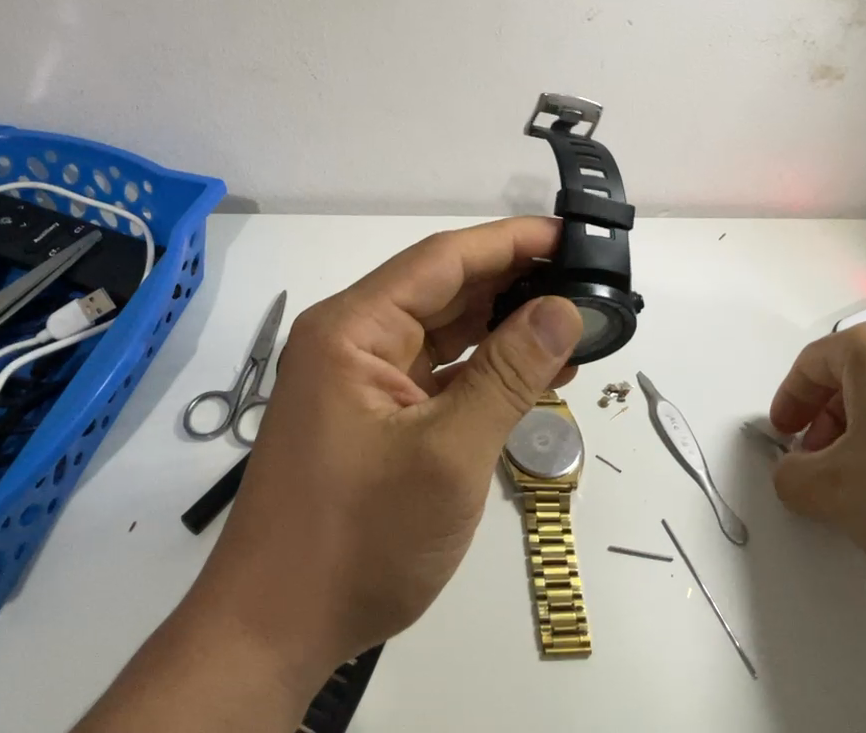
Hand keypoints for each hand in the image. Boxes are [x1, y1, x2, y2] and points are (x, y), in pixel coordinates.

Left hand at [187, 218, 582, 677]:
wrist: (277, 629)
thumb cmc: (358, 540)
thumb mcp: (447, 454)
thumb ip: (508, 374)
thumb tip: (563, 307)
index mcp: (352, 329)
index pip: (441, 260)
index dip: (510, 242)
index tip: (572, 236)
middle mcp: (351, 340)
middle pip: (442, 291)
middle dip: (513, 283)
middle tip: (588, 280)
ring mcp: (359, 381)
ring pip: (442, 333)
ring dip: (503, 328)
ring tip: (576, 323)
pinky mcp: (371, 418)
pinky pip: (435, 375)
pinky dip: (483, 372)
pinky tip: (536, 371)